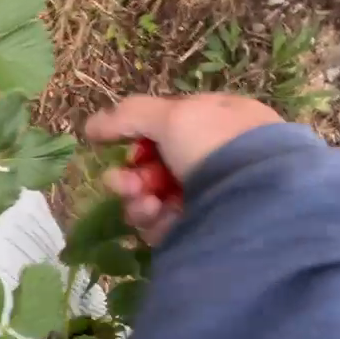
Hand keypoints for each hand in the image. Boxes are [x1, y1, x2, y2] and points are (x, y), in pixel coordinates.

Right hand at [84, 94, 281, 243]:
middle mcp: (208, 156)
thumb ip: (128, 116)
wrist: (249, 193)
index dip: (137, 140)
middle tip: (125, 183)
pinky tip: (158, 214)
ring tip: (145, 202)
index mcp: (214, 122)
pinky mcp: (192, 223)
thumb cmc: (215, 144)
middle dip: (129, 177)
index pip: (163, 129)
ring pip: (146, 197)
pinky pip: (155, 221)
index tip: (128, 150)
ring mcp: (201, 192)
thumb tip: (90, 123)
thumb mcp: (174, 116)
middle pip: (147, 168)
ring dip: (135, 199)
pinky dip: (150, 217)